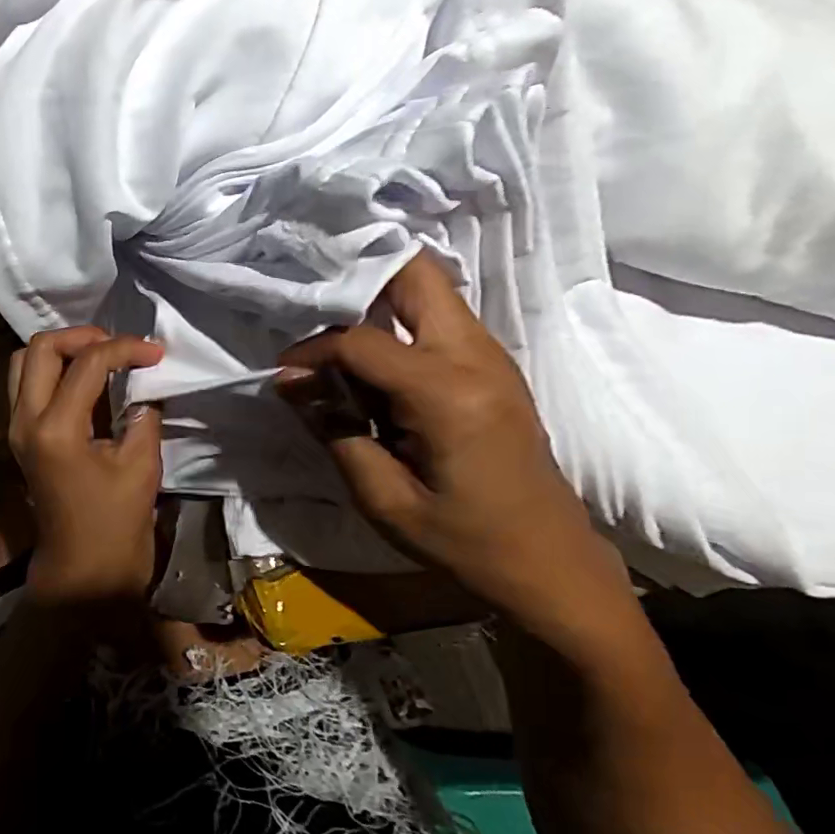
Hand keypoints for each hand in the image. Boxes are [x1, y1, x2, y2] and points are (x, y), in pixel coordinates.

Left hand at [7, 326, 165, 603]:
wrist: (85, 570)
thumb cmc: (117, 524)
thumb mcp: (141, 465)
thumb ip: (142, 414)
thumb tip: (144, 384)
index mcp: (55, 429)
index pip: (86, 363)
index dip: (125, 348)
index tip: (156, 352)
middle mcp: (25, 421)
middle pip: (39, 348)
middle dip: (83, 337)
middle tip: (119, 346)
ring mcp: (16, 429)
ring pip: (24, 362)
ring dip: (62, 350)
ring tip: (101, 356)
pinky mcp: (21, 437)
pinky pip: (28, 385)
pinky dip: (54, 370)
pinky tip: (88, 378)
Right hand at [278, 251, 626, 633]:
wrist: (548, 560)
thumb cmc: (465, 542)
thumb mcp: (385, 499)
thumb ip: (335, 431)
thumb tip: (290, 384)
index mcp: (447, 393)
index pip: (362, 341)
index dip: (314, 352)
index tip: (286, 373)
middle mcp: (476, 355)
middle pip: (416, 274)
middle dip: (359, 279)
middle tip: (316, 315)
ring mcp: (493, 355)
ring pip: (431, 289)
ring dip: (380, 300)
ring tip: (337, 339)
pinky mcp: (495, 365)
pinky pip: (441, 317)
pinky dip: (400, 321)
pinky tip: (374, 361)